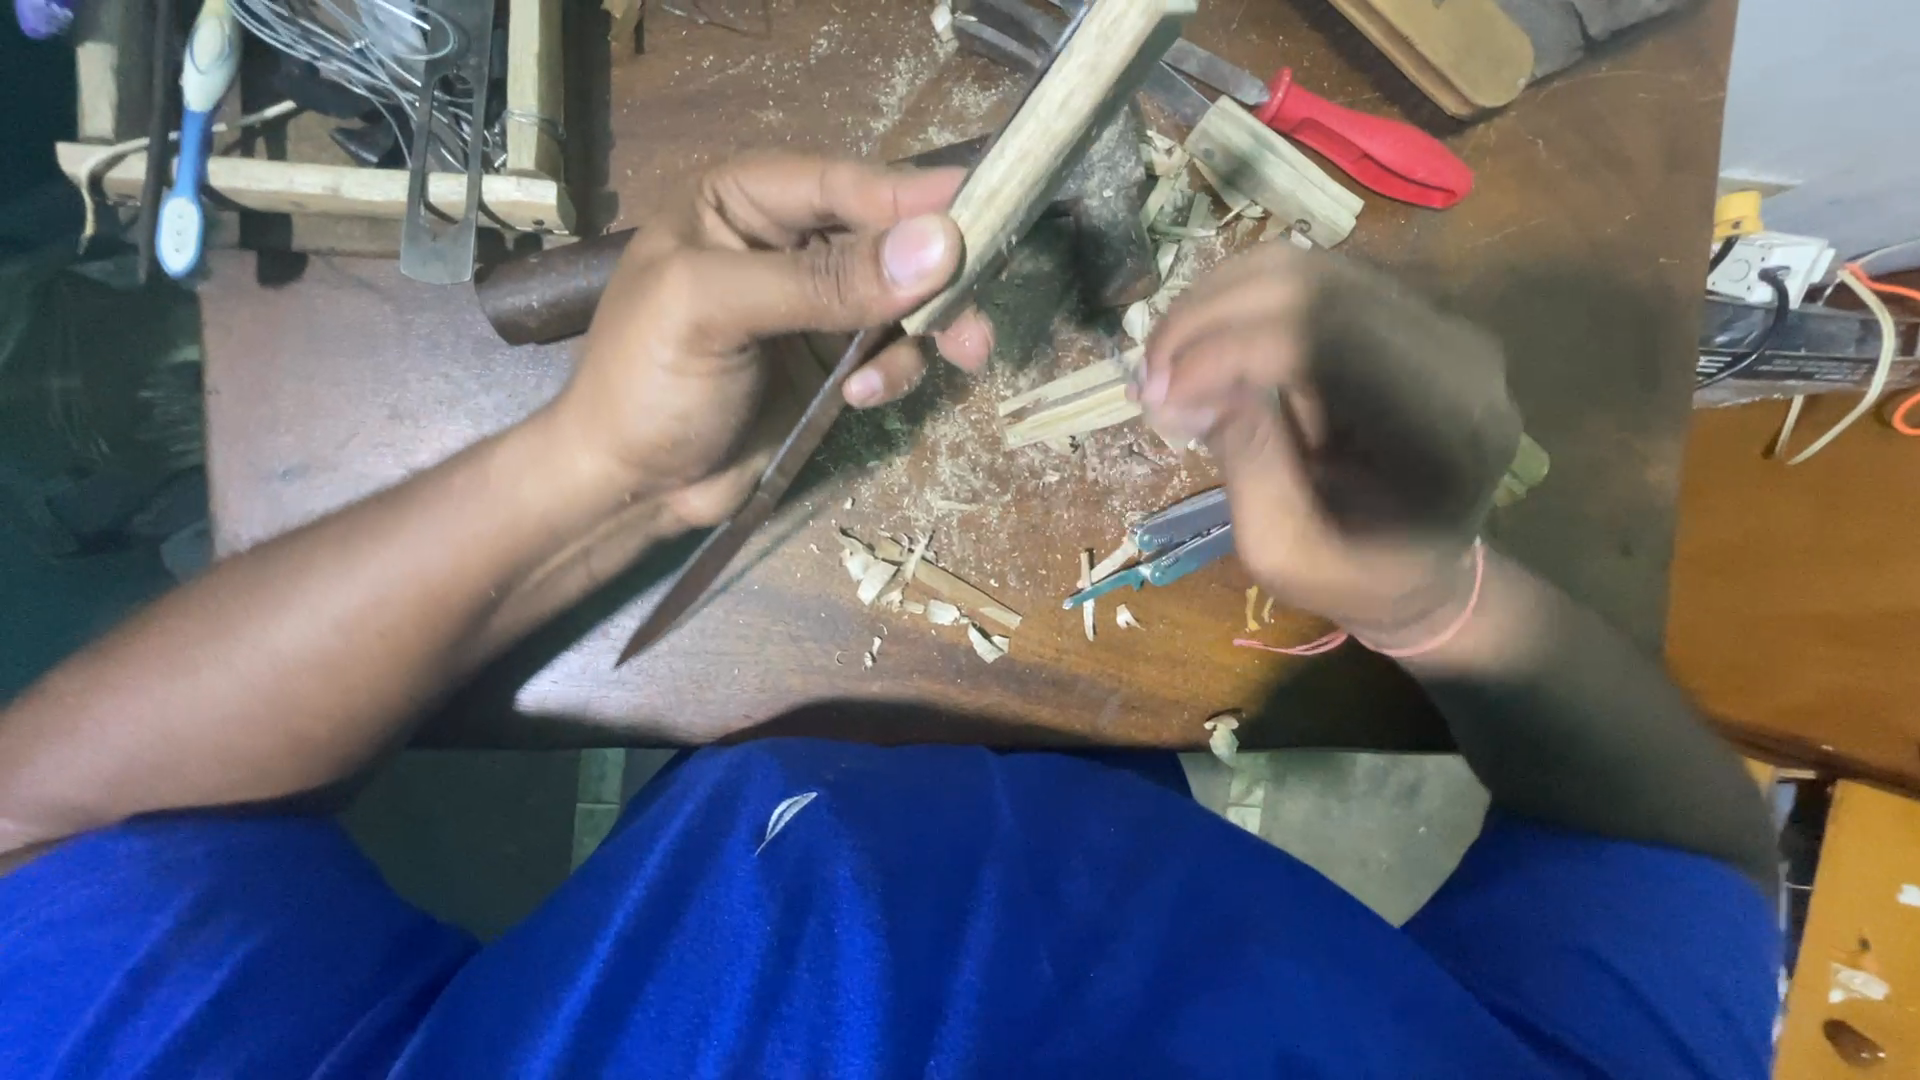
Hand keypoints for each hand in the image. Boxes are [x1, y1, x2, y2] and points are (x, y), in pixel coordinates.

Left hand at [549, 155, 996, 529]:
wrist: (633, 486)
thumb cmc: (647, 382)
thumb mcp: (716, 312)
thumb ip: (822, 280)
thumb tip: (939, 247)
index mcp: (742, 204)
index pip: (841, 184)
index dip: (910, 197)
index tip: (983, 211)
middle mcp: (788, 246)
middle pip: (888, 241)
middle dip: (933, 281)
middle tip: (973, 325)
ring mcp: (816, 309)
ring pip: (903, 301)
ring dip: (921, 336)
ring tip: (908, 375)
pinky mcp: (834, 364)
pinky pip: (891, 352)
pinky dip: (892, 373)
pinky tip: (859, 399)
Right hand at [1136, 244, 1520, 639]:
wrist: (1420, 567)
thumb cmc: (1353, 577)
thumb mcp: (1285, 552)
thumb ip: (1249, 467)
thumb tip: (1188, 386)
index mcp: (1446, 424)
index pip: (1328, 338)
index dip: (1226, 351)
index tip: (1156, 397)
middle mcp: (1455, 352)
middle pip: (1312, 284)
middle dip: (1205, 320)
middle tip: (1147, 377)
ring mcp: (1432, 323)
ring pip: (1301, 266)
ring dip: (1212, 307)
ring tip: (1164, 365)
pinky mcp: (1397, 313)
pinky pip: (1302, 279)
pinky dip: (1233, 307)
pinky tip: (1199, 352)